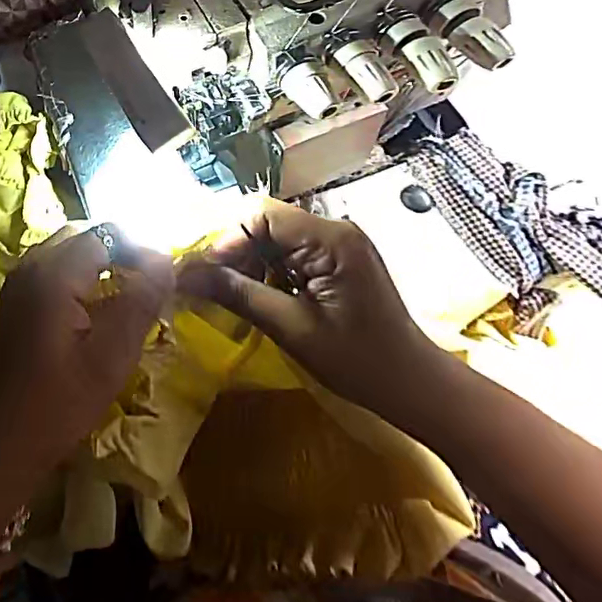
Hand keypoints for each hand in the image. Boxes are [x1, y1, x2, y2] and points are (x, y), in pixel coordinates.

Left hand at [0, 226, 172, 538]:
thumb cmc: (59, 403)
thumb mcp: (111, 356)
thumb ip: (141, 301)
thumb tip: (165, 258)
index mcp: (54, 272)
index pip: (108, 234)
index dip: (141, 247)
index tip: (167, 274)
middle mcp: (31, 264)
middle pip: (86, 234)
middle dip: (122, 248)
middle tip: (151, 279)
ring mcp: (18, 281)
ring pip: (69, 248)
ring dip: (102, 260)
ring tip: (130, 289)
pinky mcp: (15, 300)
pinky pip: (54, 266)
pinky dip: (81, 273)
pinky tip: (98, 305)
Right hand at [175, 197, 432, 414]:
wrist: (415, 385)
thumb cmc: (358, 361)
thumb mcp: (292, 328)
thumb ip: (239, 294)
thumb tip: (186, 276)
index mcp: (331, 239)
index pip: (263, 216)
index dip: (229, 240)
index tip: (206, 274)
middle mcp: (336, 229)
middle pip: (269, 223)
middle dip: (238, 252)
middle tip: (216, 286)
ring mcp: (341, 243)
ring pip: (278, 238)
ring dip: (252, 262)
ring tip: (236, 294)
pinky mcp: (340, 259)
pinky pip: (294, 252)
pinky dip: (272, 270)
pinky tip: (263, 296)